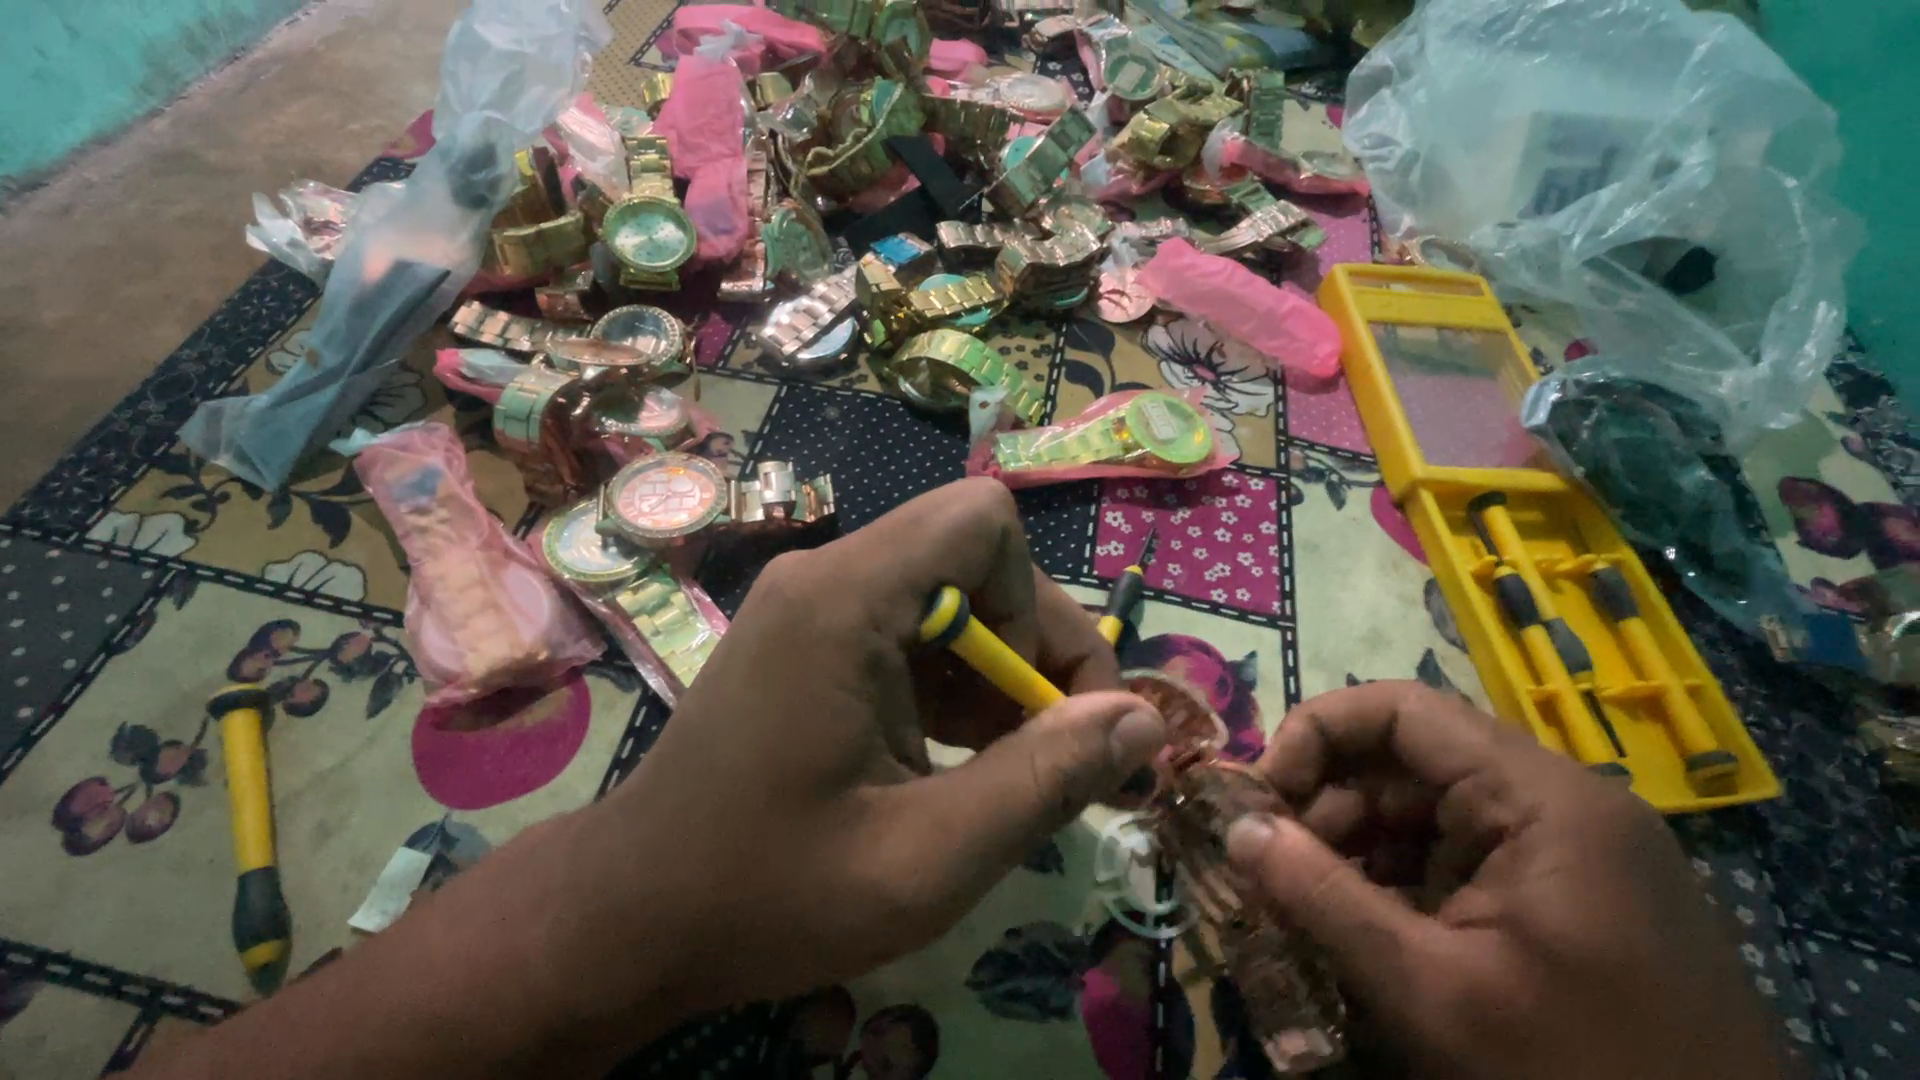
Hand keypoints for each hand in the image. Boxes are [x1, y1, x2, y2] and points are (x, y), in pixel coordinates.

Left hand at [584, 478, 1166, 1019]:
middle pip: (973, 559)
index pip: (982, 520)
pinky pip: (908, 631)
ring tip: (1010, 769)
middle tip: (1054, 752)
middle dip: (1031, 650)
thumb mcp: (929, 856)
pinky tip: (956, 760)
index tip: (1050, 705)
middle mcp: (825, 576)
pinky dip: (953, 686)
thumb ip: (1046, 779)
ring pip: (948, 598)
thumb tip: (1142, 721)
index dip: (1039, 602)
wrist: (633, 917)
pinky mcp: (807, 639)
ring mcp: (810, 605)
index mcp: (843, 599)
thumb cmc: (771, 894)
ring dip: (997, 675)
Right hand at [1225, 681, 1784, 1079]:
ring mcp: (1564, 851)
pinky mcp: (1562, 894)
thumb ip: (1321, 898)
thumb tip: (1235, 827)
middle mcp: (1557, 804)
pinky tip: (1356, 924)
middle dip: (1326, 803)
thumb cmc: (1576, 1074)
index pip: (1402, 711)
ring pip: (1424, 811)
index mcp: (1542, 798)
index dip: (1317, 734)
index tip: (1260, 795)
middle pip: (1408, 761)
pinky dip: (1393, 878)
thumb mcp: (1431, 990)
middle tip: (1267, 861)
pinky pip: (1454, 857)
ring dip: (1352, 845)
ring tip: (1300, 900)